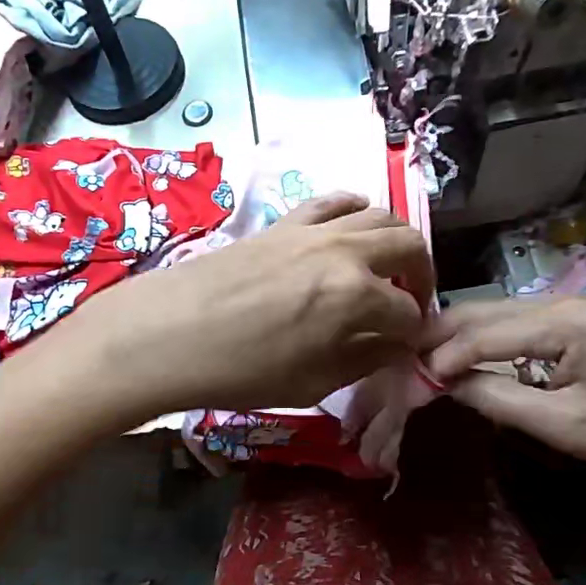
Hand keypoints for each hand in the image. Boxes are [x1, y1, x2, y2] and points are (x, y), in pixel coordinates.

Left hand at [55, 193, 433, 416]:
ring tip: (385, 271)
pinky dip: (355, 212)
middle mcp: (344, 251)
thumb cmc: (238, 371)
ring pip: (378, 215)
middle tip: (409, 306)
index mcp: (357, 296)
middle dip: (421, 277)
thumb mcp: (311, 383)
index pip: (409, 313)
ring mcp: (313, 229)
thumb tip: (395, 345)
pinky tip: (350, 231)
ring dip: (394, 242)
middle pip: (409, 246)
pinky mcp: (284, 222)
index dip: (415, 334)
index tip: (409, 349)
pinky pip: (333, 201)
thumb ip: (364, 358)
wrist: (164, 334)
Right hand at [422, 297, 585, 513]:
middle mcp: (560, 302)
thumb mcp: (562, 424)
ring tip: (426, 362)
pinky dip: (484, 341)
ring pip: (496, 314)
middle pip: (482, 312)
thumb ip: (497, 398)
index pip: (480, 333)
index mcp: (560, 322)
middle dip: (440, 337)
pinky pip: (515, 325)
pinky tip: (467, 358)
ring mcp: (570, 308)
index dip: (439, 357)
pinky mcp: (576, 323)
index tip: (408, 382)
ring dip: (459, 337)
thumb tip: (445, 383)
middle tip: (403, 363)